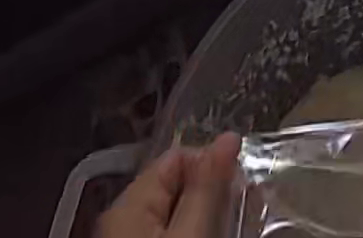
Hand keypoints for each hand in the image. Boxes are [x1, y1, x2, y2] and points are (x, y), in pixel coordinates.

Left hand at [97, 134, 237, 237]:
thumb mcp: (191, 233)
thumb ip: (208, 185)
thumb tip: (230, 134)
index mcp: (128, 201)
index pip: (179, 156)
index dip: (212, 165)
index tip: (239, 185)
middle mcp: (120, 216)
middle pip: (176, 185)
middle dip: (211, 191)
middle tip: (242, 204)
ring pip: (173, 213)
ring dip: (204, 214)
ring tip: (231, 222)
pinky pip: (166, 233)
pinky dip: (191, 231)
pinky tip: (209, 233)